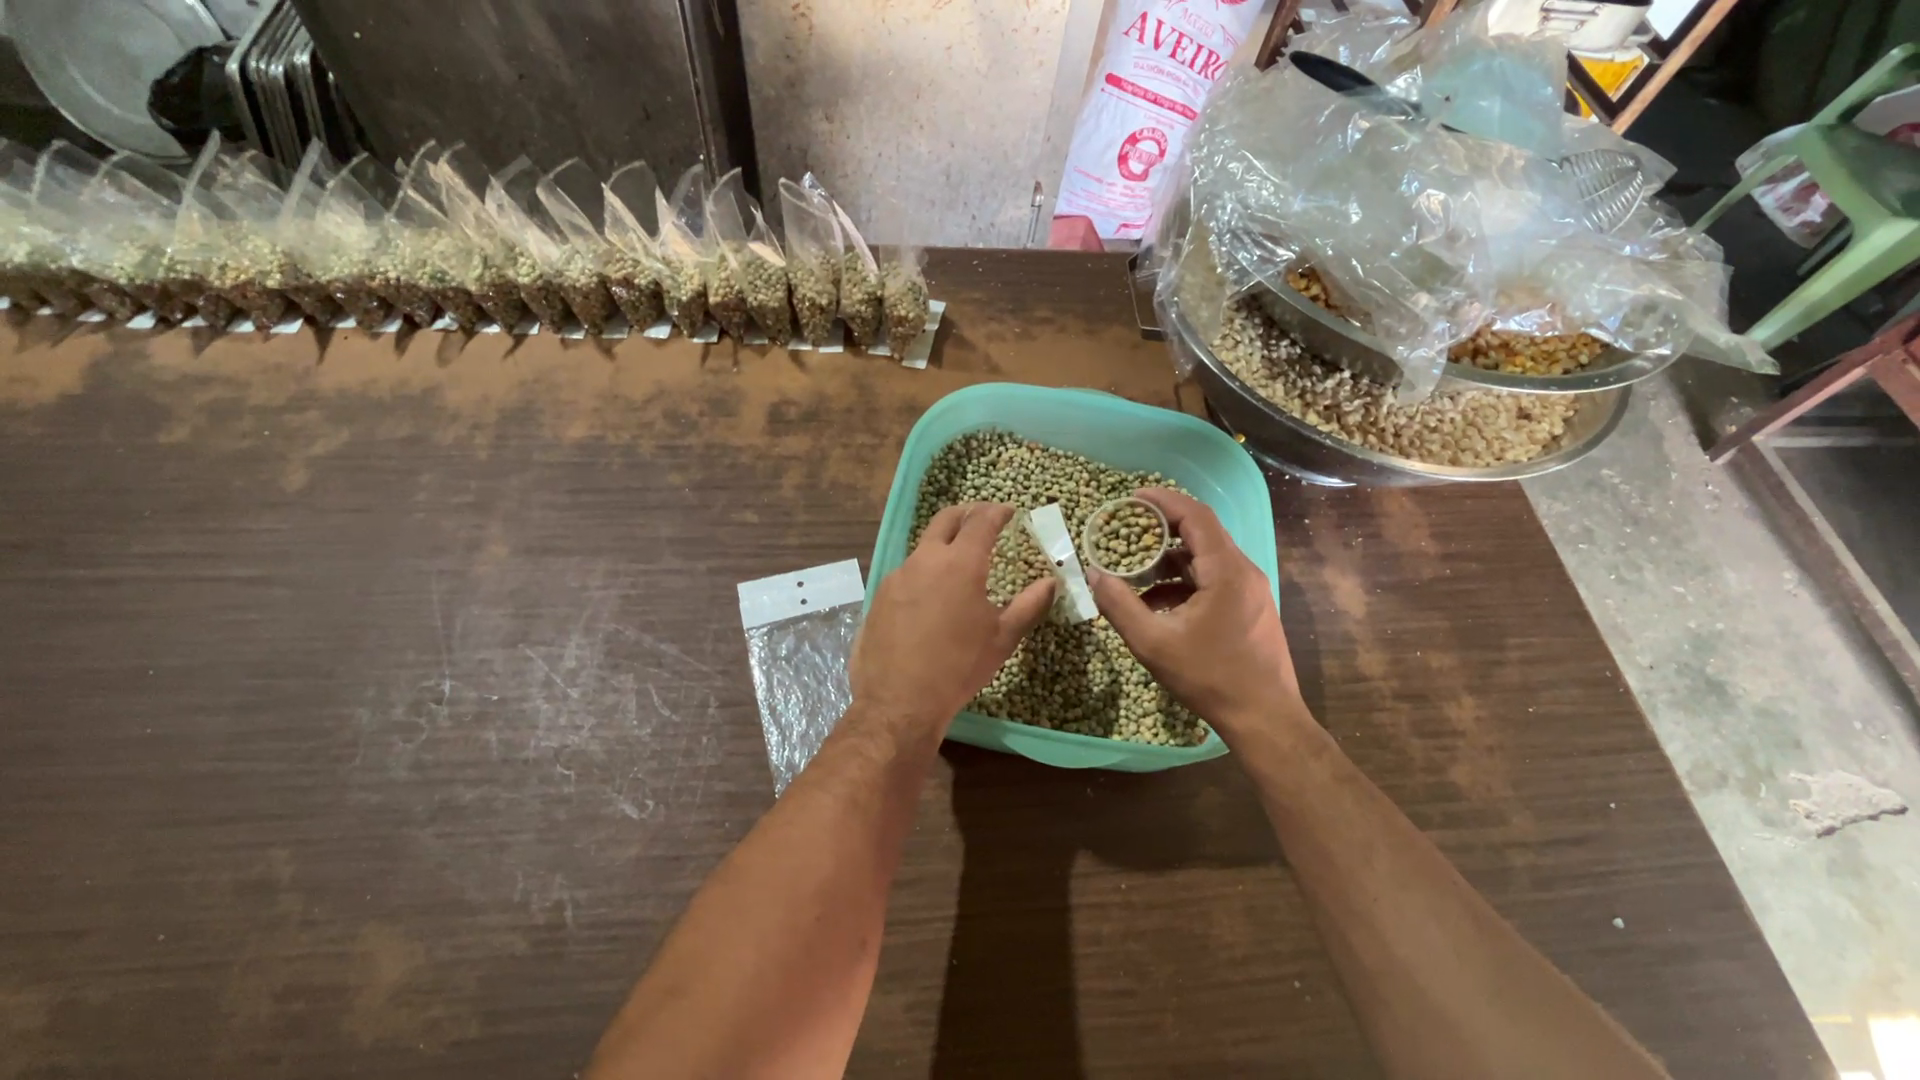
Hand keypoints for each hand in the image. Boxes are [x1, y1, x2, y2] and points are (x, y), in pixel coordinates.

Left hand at [851, 504, 1054, 731]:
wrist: (899, 700)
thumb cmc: (959, 667)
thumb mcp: (1002, 638)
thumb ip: (1029, 605)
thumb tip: (1051, 583)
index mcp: (960, 563)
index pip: (981, 520)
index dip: (997, 511)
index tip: (1009, 511)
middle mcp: (925, 560)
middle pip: (946, 519)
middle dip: (967, 513)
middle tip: (982, 519)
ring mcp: (897, 576)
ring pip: (923, 547)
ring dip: (943, 545)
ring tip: (959, 564)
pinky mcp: (879, 596)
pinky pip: (907, 573)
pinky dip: (925, 572)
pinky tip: (932, 597)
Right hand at [1088, 488, 1302, 737]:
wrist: (1264, 717)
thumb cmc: (1209, 677)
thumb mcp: (1153, 643)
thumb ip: (1120, 605)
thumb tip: (1093, 574)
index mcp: (1226, 571)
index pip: (1195, 516)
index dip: (1163, 501)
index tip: (1133, 498)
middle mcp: (1244, 572)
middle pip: (1202, 534)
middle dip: (1162, 530)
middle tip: (1127, 531)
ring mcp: (1251, 591)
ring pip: (1207, 560)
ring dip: (1170, 560)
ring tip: (1135, 572)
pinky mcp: (1250, 609)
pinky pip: (1214, 581)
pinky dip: (1184, 582)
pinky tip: (1157, 605)